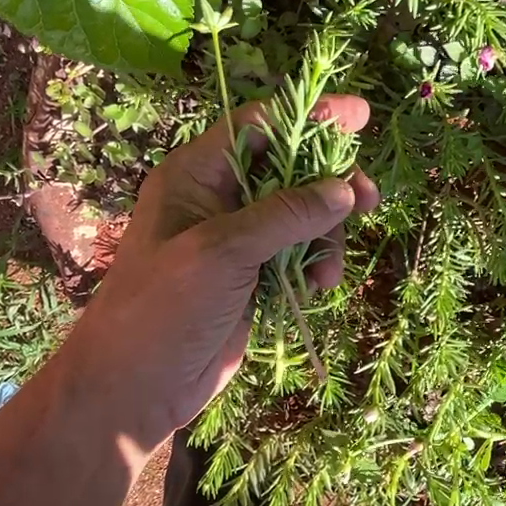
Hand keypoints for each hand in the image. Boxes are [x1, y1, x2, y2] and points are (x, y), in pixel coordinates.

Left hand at [56, 95, 380, 445]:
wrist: (136, 389)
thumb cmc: (163, 308)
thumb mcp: (223, 251)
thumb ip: (286, 215)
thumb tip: (344, 190)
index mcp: (198, 175)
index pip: (260, 125)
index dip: (310, 116)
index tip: (360, 116)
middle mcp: (220, 199)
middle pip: (293, 169)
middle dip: (332, 185)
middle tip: (369, 200)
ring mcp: (240, 238)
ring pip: (305, 214)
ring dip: (327, 237)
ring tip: (329, 273)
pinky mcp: (255, 274)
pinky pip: (301, 252)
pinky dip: (318, 263)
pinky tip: (319, 287)